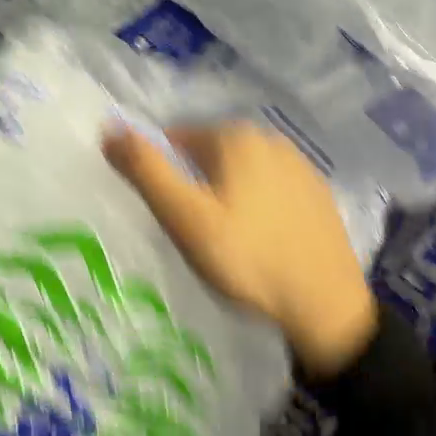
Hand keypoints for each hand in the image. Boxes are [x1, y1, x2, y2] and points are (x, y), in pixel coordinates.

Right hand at [103, 120, 377, 378]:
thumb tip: (109, 127)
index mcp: (235, 136)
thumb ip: (146, 170)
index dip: (162, 175)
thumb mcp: (185, 217)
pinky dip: (257, 207)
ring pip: (242, 172)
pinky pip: (271, 190)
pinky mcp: (319, 194)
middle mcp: (270, 138)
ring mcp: (300, 165)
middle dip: (194, 184)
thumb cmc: (247, 260)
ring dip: (225, 195)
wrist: (327, 308)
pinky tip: (258, 242)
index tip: (165, 214)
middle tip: (190, 232)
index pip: (176, 139)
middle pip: (210, 154)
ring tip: (223, 242)